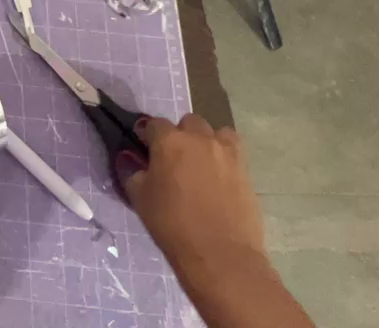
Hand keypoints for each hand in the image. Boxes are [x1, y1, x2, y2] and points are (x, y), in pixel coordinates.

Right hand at [126, 115, 313, 327]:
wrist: (221, 256)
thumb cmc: (172, 225)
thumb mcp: (139, 197)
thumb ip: (133, 171)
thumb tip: (133, 161)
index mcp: (169, 141)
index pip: (154, 124)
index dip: (148, 136)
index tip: (145, 150)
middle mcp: (198, 138)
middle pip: (188, 122)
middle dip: (181, 135)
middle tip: (175, 160)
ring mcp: (226, 153)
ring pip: (216, 132)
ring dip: (206, 141)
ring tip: (202, 165)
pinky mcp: (246, 171)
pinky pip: (234, 152)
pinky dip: (226, 157)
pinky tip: (220, 177)